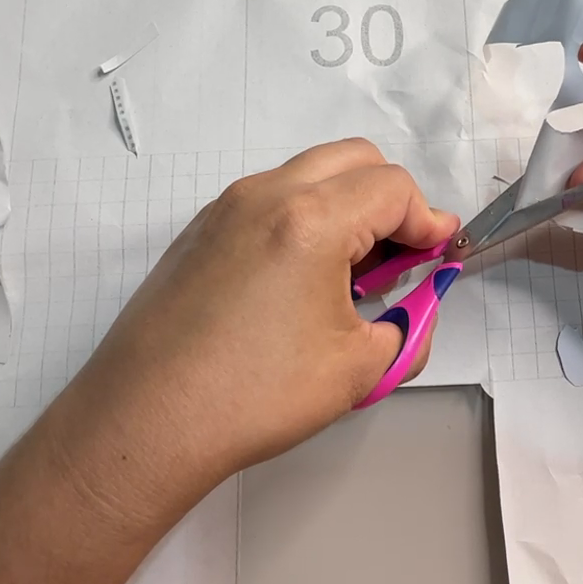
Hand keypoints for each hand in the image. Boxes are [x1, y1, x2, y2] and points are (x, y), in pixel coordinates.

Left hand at [40, 139, 458, 510]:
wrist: (143, 424)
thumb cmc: (255, 397)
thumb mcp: (360, 370)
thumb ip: (411, 326)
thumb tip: (419, 304)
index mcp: (312, 219)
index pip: (394, 188)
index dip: (428, 220)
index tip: (440, 253)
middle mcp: (267, 193)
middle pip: (355, 159)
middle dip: (391, 199)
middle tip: (399, 256)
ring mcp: (227, 205)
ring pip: (311, 172)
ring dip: (347, 204)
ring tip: (350, 271)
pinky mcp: (202, 227)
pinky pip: (272, 196)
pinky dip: (306, 215)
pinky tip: (300, 279)